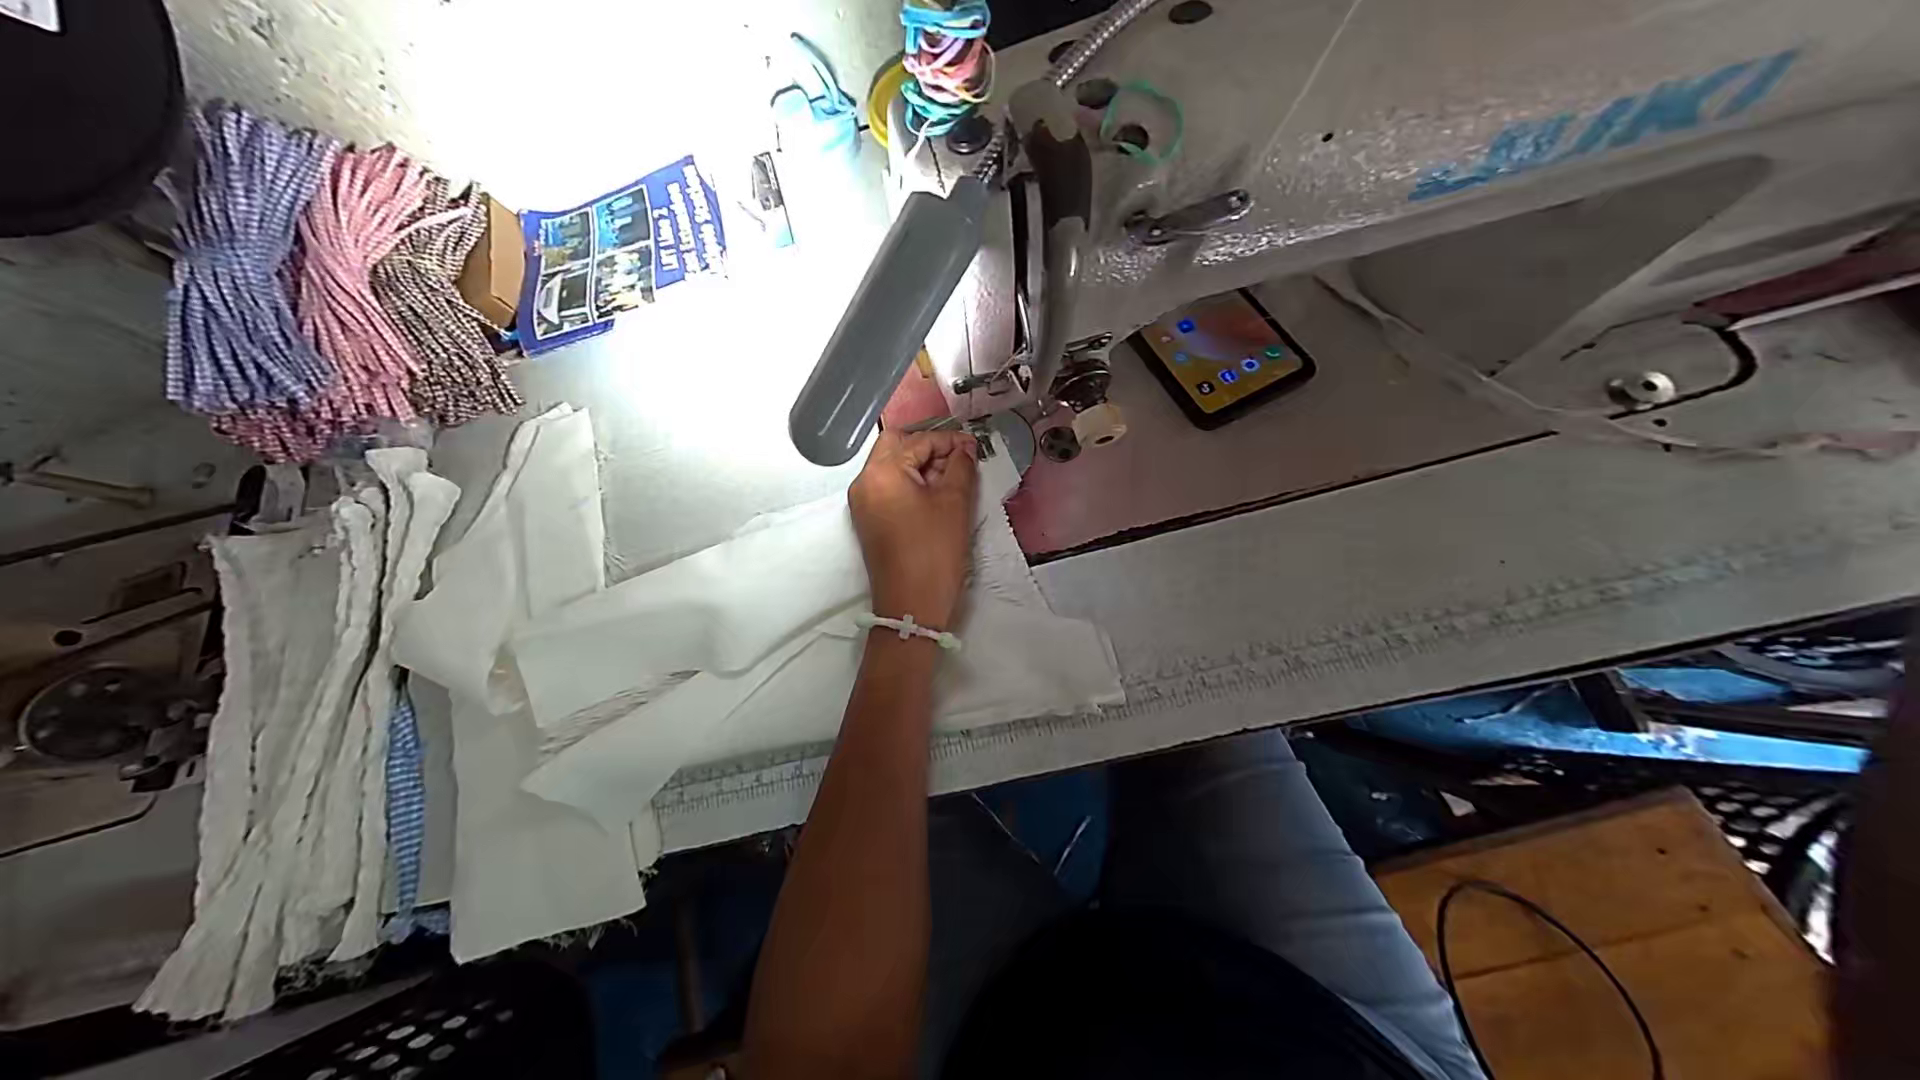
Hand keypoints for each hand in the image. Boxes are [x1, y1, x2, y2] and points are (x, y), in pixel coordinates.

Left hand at [848, 429, 977, 629]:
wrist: (911, 606)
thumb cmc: (933, 553)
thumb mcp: (954, 503)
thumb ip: (960, 467)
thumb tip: (964, 449)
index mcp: (881, 472)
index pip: (917, 440)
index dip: (949, 440)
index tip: (974, 446)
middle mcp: (864, 482)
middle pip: (896, 446)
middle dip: (929, 447)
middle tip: (960, 459)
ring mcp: (863, 503)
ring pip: (892, 466)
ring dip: (921, 465)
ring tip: (953, 479)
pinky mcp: (868, 520)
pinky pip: (889, 488)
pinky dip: (911, 483)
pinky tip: (937, 495)